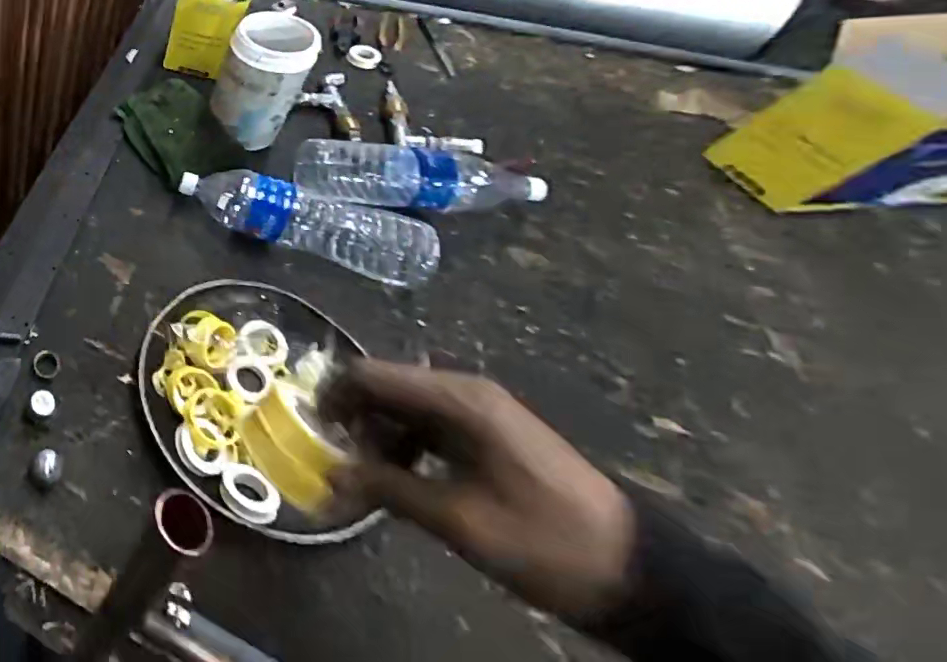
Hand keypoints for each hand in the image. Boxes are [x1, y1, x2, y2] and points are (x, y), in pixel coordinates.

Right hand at [321, 359, 634, 620]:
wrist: (635, 571)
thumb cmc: (544, 539)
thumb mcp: (461, 520)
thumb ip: (390, 489)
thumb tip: (331, 474)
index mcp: (457, 398)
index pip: (374, 375)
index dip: (336, 395)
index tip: (311, 429)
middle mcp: (463, 391)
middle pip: (387, 387)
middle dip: (355, 420)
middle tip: (337, 462)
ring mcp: (478, 412)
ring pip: (405, 408)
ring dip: (378, 436)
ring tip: (365, 478)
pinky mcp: (487, 435)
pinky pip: (429, 427)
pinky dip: (405, 447)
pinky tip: (399, 479)